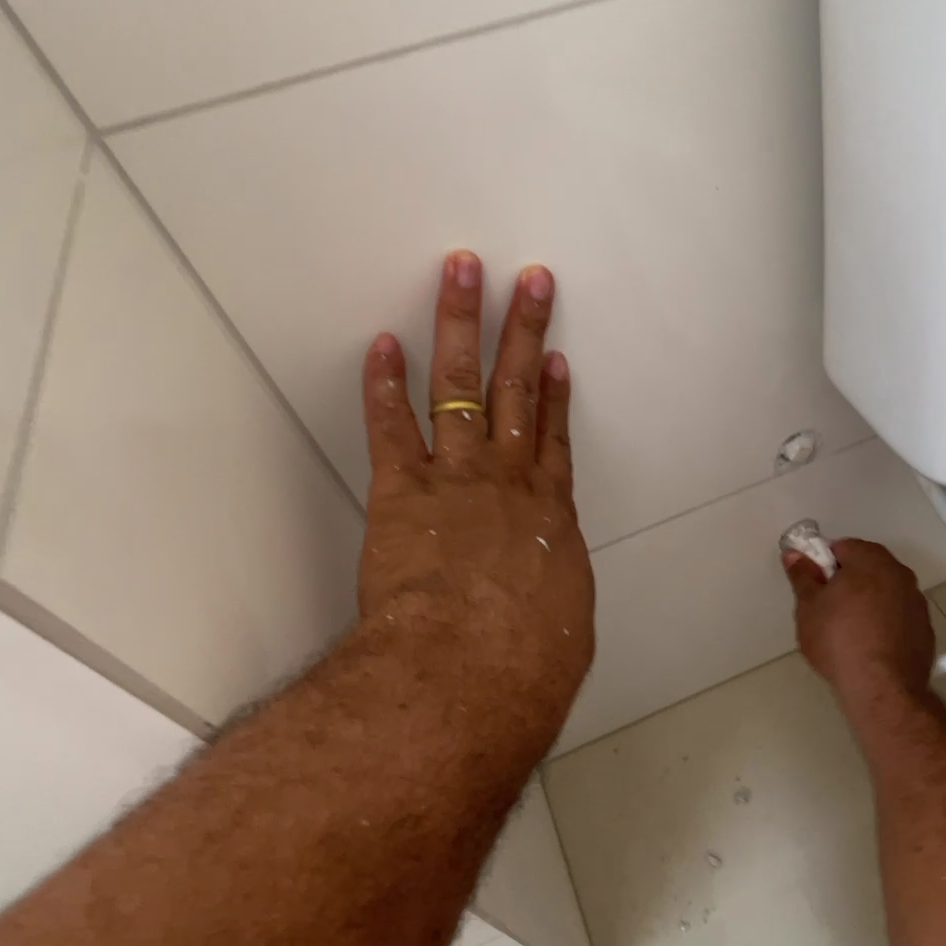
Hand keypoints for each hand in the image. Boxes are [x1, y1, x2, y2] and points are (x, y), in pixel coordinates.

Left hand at [358, 250, 594, 689]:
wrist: (471, 670)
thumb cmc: (528, 664)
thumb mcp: (562, 632)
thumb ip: (553, 599)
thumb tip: (544, 601)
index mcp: (550, 516)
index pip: (554, 441)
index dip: (556, 397)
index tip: (555, 359)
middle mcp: (508, 481)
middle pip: (518, 391)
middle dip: (523, 330)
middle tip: (530, 280)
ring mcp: (457, 477)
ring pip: (462, 386)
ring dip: (461, 326)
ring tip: (463, 275)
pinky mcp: (402, 491)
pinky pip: (392, 427)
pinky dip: (385, 384)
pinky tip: (383, 345)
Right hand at [784, 540, 933, 703]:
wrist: (881, 688)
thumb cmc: (838, 640)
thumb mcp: (808, 607)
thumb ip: (802, 575)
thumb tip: (794, 555)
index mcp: (870, 560)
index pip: (842, 546)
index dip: (823, 563)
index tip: (814, 585)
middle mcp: (899, 574)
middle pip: (867, 566)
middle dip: (847, 580)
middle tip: (827, 607)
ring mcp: (916, 602)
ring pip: (885, 591)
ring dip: (868, 600)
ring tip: (848, 629)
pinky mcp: (924, 629)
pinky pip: (898, 615)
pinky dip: (885, 621)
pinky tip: (870, 645)